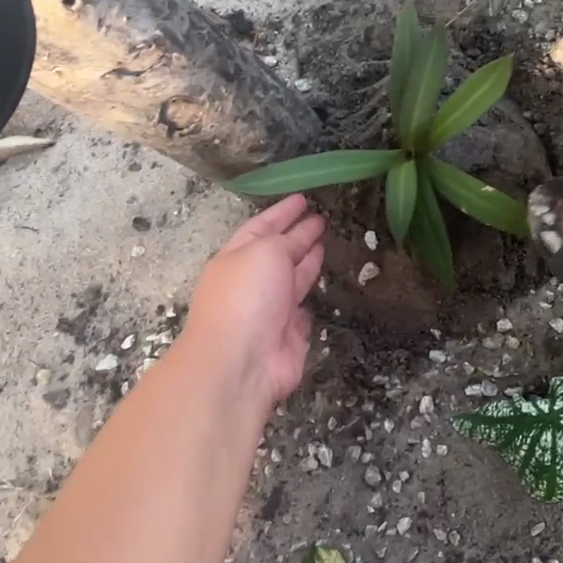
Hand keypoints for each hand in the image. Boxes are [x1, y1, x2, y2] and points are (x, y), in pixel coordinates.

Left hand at [184, 194, 325, 411]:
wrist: (240, 364)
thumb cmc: (246, 298)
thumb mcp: (265, 252)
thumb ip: (286, 241)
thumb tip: (300, 247)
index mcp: (236, 258)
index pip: (261, 227)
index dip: (282, 212)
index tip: (302, 198)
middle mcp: (252, 281)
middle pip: (279, 251)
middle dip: (298, 233)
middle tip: (322, 217)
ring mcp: (270, 308)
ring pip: (293, 276)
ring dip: (308, 258)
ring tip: (326, 239)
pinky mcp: (289, 334)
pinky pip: (304, 307)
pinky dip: (312, 293)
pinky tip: (324, 280)